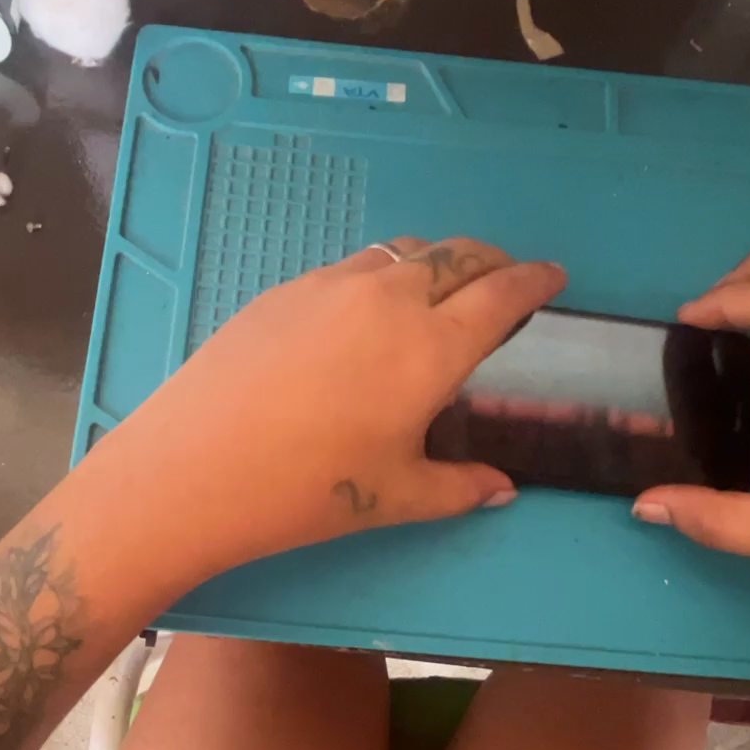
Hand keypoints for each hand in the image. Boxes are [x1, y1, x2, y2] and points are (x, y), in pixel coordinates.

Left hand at [89, 237, 566, 573]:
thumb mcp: (396, 497)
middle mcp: (388, 299)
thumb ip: (461, 489)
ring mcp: (331, 285)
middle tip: (503, 280)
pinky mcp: (285, 290)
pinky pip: (352, 267)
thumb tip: (504, 490)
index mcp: (431, 346)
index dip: (535, 280)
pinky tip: (363, 313)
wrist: (196, 467)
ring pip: (401, 252)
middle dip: (492, 261)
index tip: (553, 276)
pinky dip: (380, 276)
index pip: (502, 294)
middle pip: (457, 255)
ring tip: (437, 292)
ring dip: (435, 263)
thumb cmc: (308, 489)